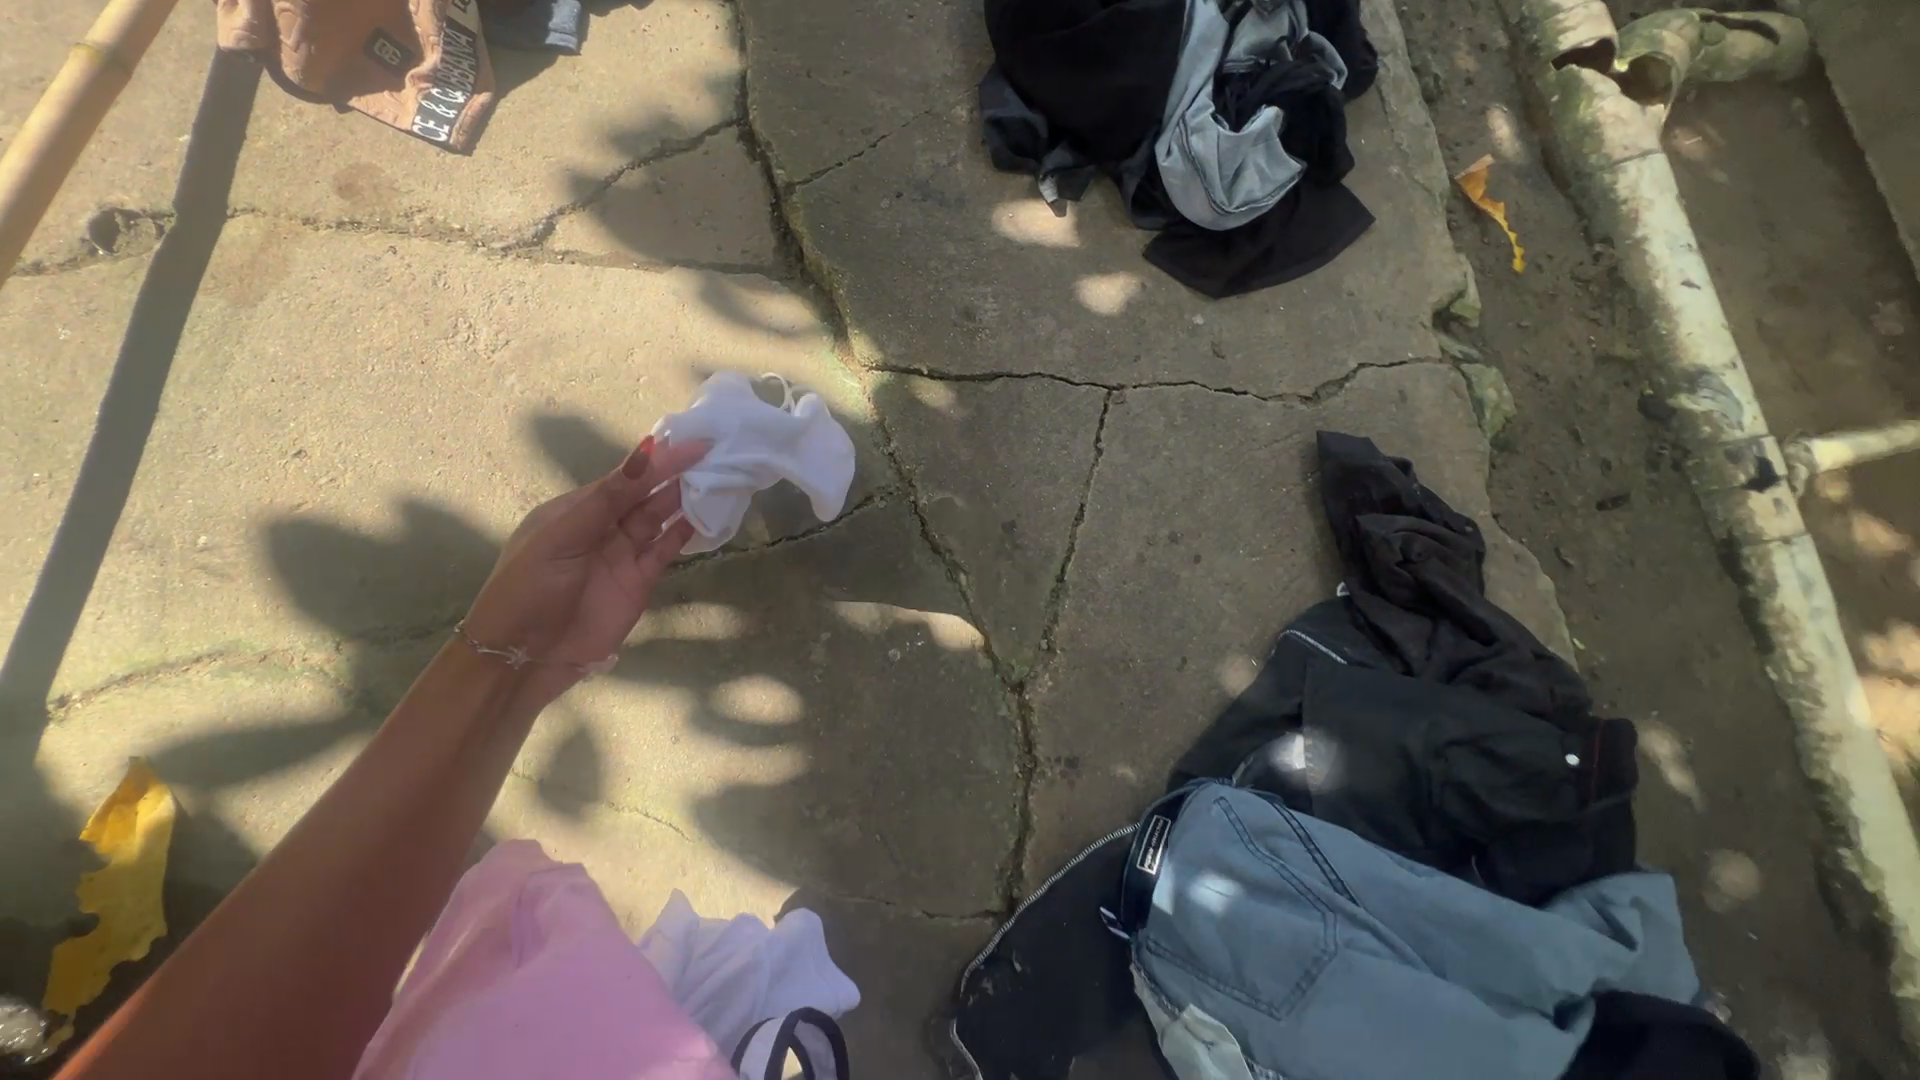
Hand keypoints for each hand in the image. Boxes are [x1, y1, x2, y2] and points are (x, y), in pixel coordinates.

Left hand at [461, 436, 706, 693]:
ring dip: (687, 499)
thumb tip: (647, 450)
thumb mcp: (564, 536)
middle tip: (719, 455)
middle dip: (679, 474)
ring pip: (661, 518)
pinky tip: (709, 516)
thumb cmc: (530, 589)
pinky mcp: (640, 581)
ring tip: (721, 479)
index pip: (626, 476)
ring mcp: (623, 554)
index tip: (697, 443)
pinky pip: (667, 550)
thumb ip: (610, 496)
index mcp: (576, 509)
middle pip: (647, 493)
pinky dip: (687, 533)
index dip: (660, 459)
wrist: (523, 658)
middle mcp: (602, 526)